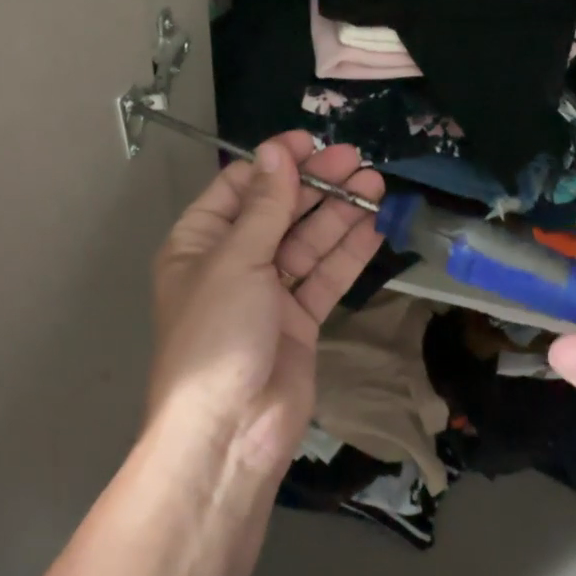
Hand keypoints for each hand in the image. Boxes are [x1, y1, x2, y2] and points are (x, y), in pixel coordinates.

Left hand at [148, 130, 385, 476]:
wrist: (229, 433)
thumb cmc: (217, 335)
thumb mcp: (236, 261)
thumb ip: (264, 207)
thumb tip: (276, 152)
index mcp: (200, 243)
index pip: (240, 188)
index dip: (275, 163)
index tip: (312, 142)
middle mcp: (233, 263)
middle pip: (279, 212)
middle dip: (316, 185)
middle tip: (357, 160)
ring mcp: (267, 294)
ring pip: (306, 243)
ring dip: (338, 214)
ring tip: (375, 184)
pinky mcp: (298, 322)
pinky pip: (324, 278)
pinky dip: (347, 254)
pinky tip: (374, 227)